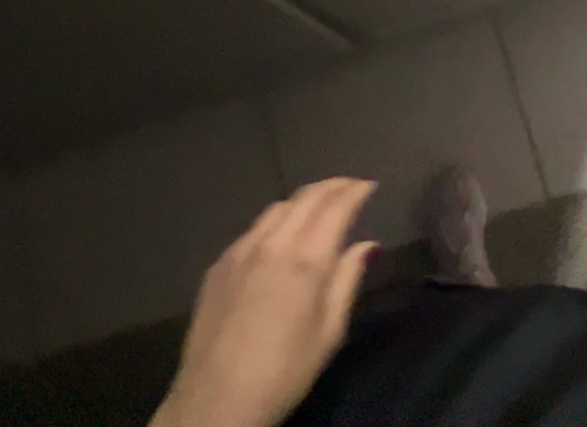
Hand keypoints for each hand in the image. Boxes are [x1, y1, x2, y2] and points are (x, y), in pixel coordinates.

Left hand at [151, 178, 378, 426]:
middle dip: (333, 186)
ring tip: (318, 206)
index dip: (356, 190)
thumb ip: (348, 279)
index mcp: (307, 257)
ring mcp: (241, 249)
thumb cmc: (284, 371)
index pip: (337, 206)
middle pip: (307, 196)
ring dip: (303, 200)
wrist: (216, 401)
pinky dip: (276, 221)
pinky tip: (279, 237)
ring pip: (278, 207)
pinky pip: (253, 229)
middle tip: (350, 186)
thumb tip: (367, 244)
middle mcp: (274, 241)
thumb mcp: (329, 331)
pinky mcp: (219, 263)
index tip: (370, 185)